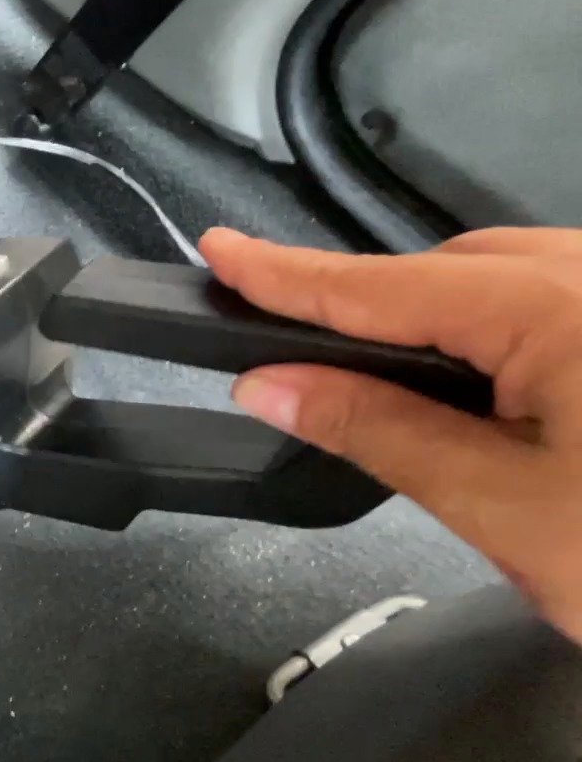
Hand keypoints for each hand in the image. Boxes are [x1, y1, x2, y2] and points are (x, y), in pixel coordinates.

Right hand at [200, 227, 581, 641]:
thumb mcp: (510, 512)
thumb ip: (376, 431)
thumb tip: (268, 385)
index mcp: (575, 318)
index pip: (382, 286)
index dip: (284, 272)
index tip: (216, 250)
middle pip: (459, 268)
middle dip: (380, 309)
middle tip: (322, 376)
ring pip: (526, 280)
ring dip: (455, 326)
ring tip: (445, 406)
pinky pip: (578, 303)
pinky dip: (521, 334)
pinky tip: (525, 396)